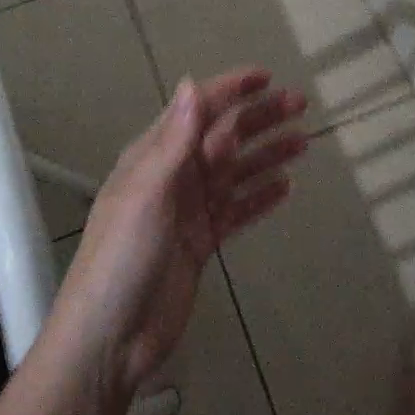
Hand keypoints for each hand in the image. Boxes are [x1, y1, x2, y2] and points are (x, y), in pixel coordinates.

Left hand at [24, 70, 308, 413]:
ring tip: (304, 143)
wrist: (110, 336)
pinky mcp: (201, 243)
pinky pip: (236, 211)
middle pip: (222, 138)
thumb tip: (191, 83)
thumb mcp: (146, 193)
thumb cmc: (121, 256)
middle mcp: (172, 176)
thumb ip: (174, 140)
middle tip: (301, 105)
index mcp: (153, 155)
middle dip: (259, 119)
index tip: (267, 77)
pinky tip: (286, 188)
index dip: (230, 90)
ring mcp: (188, 210)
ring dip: (266, 155)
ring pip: (235, 172)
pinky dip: (260, 198)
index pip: (197, 111)